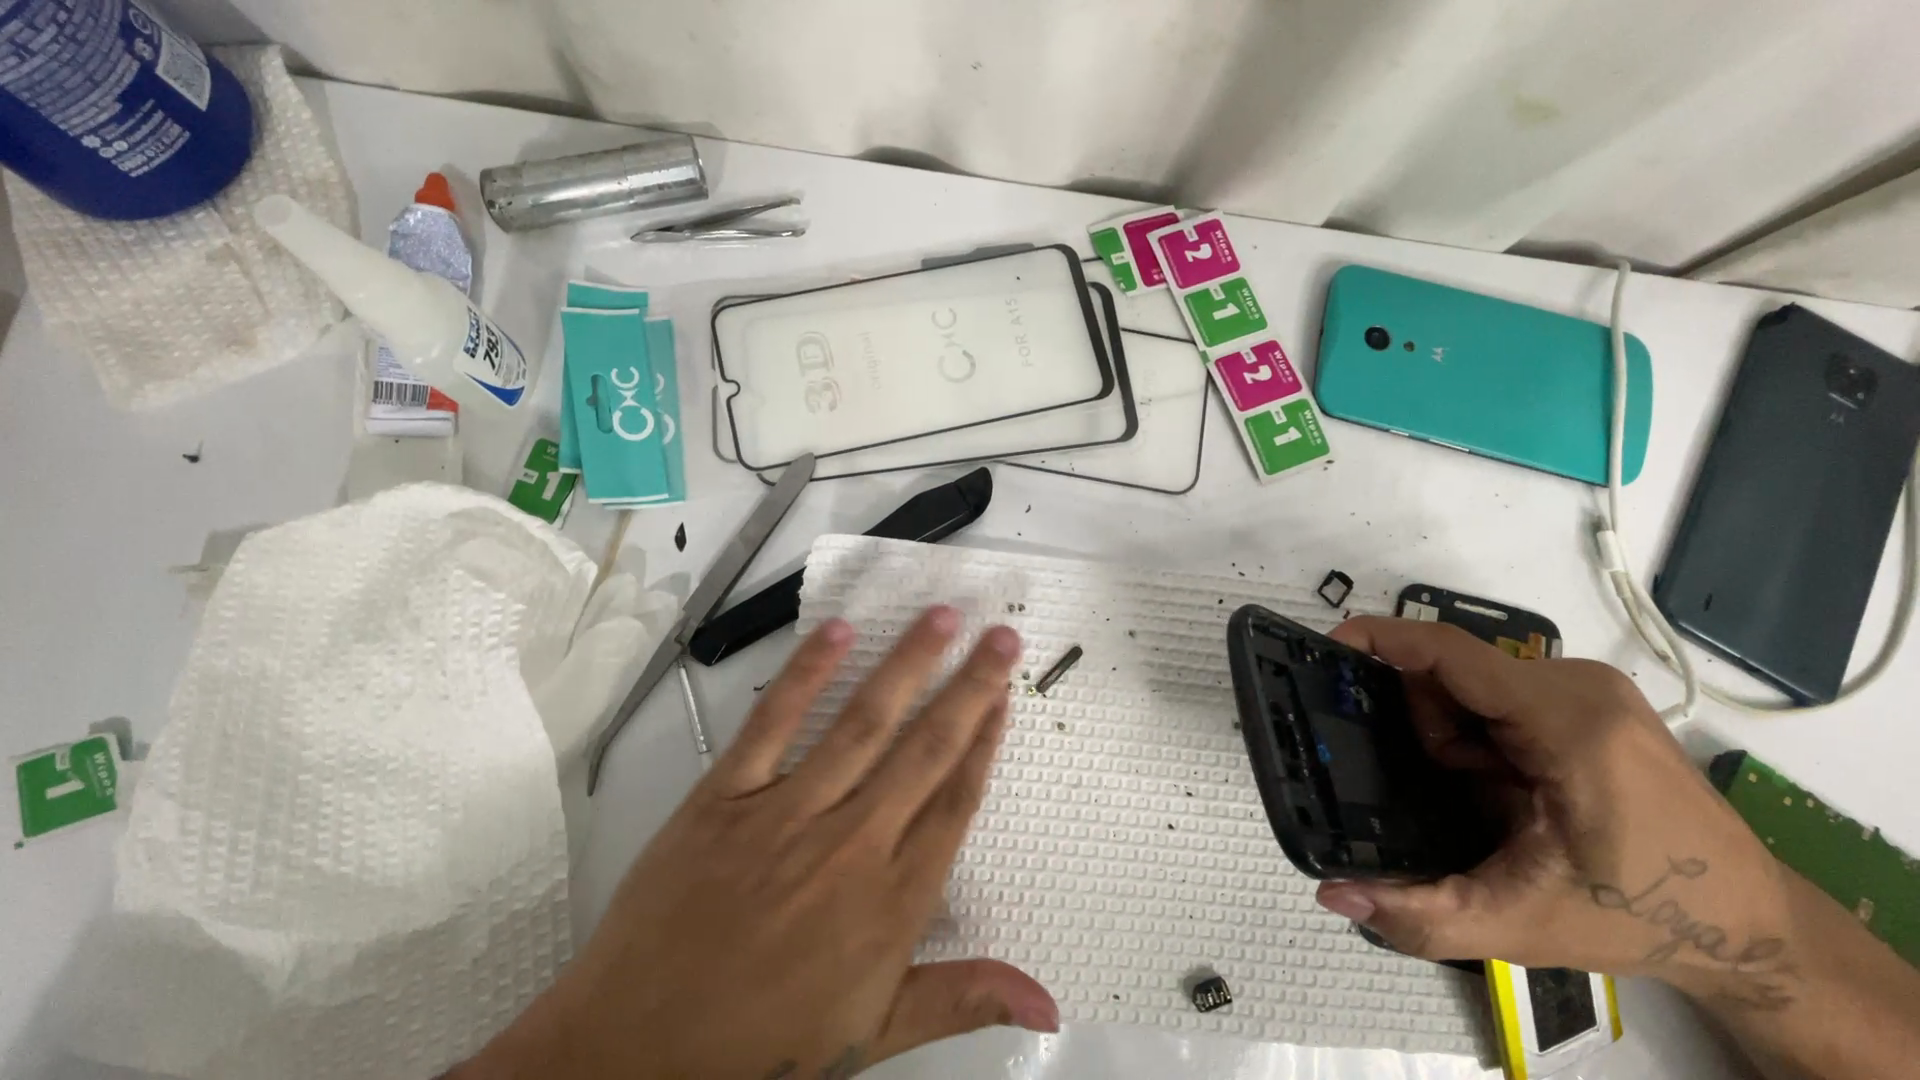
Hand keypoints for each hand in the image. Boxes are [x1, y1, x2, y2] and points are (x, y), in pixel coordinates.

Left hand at [456, 606, 1056, 1079]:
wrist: (635, 1051)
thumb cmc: (761, 1046)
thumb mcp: (873, 1032)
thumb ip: (962, 998)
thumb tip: (1049, 1002)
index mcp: (891, 902)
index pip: (955, 802)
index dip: (985, 743)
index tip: (1004, 695)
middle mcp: (850, 846)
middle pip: (924, 750)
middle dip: (969, 687)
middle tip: (1000, 636)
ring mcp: (785, 816)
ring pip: (862, 724)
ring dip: (906, 665)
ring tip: (941, 618)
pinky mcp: (723, 799)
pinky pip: (773, 725)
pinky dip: (806, 675)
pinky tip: (838, 634)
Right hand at [1314, 617, 1795, 1006]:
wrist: (1747, 923)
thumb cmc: (1641, 917)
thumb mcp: (1520, 924)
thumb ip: (1423, 915)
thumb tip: (1332, 893)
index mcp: (1568, 723)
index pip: (1453, 653)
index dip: (1381, 640)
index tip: (1325, 651)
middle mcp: (1580, 687)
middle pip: (1453, 673)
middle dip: (1427, 728)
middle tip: (1454, 792)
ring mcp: (1591, 688)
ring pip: (1472, 682)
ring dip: (1454, 735)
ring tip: (1490, 798)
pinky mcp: (1593, 699)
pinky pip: (1499, 692)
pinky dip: (1479, 732)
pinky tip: (1507, 785)